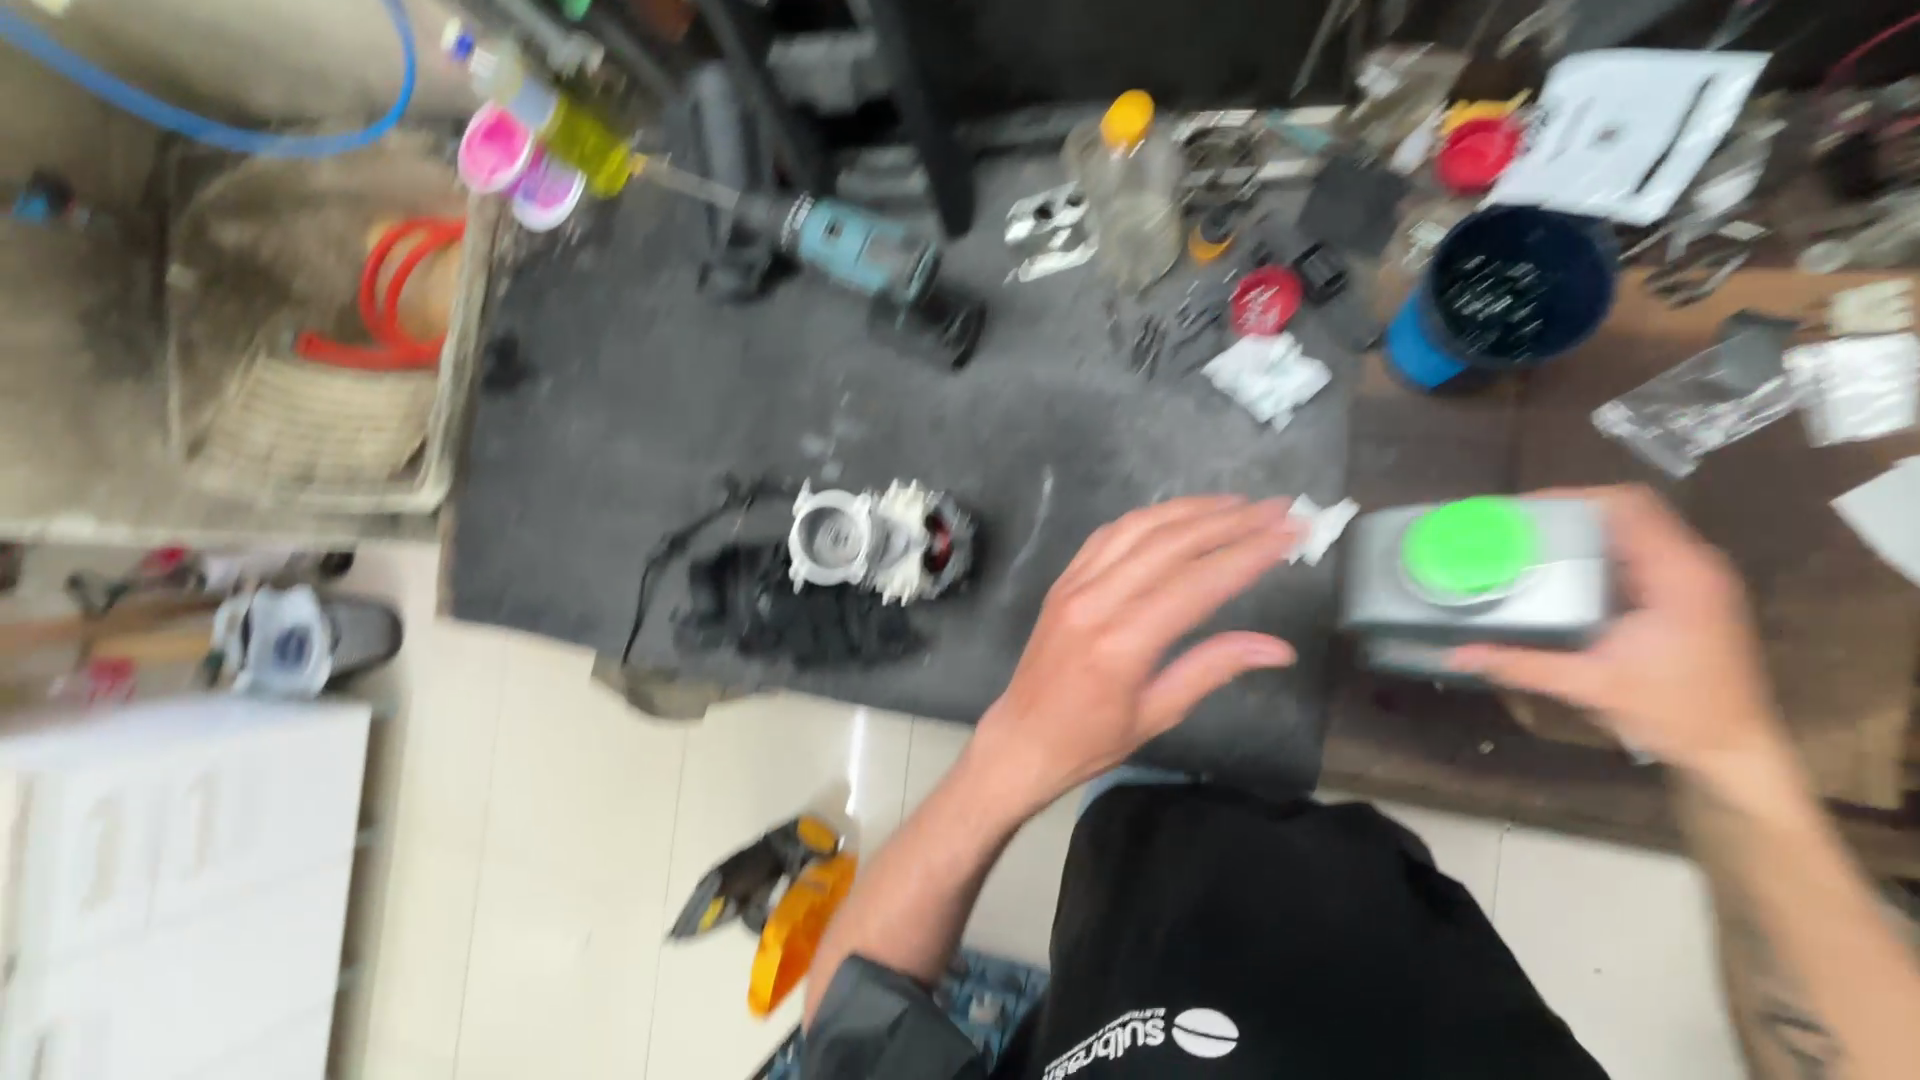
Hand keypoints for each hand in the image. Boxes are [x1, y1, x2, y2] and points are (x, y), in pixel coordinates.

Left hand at [966, 496, 1303, 813]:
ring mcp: (1073, 584)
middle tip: (1279, 508)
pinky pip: (1109, 535)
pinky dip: (1150, 518)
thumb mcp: (1158, 713)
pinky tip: (1180, 515)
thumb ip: (1213, 669)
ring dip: (1192, 509)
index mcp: (1122, 643)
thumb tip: (1280, 648)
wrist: (1021, 739)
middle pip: (1171, 543)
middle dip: (1231, 521)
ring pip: (1139, 528)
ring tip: (1240, 504)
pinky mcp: (1062, 580)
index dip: (1248, 554)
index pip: (1197, 583)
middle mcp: (1095, 601)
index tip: (1290, 533)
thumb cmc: (1090, 739)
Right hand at [1451, 486, 1788, 782]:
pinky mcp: (1690, 597)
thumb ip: (1522, 664)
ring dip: (1582, 535)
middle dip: (1567, 515)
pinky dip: (1599, 555)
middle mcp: (1693, 566)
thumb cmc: (1675, 713)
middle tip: (1513, 530)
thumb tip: (1458, 652)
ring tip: (1527, 547)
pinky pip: (1639, 555)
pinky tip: (1561, 576)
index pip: (1627, 505)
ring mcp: (1696, 581)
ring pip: (1633, 533)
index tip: (1521, 511)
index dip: (1572, 497)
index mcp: (1678, 574)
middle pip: (1626, 513)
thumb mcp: (1591, 686)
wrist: (1737, 750)